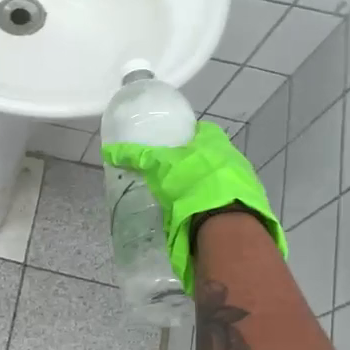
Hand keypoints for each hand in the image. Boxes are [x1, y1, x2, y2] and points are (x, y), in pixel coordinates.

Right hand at [103, 122, 285, 290]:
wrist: (223, 219)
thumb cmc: (192, 180)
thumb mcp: (157, 165)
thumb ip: (136, 156)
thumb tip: (108, 151)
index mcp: (214, 139)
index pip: (201, 130)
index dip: (186, 135)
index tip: (169, 144)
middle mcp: (231, 155)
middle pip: (208, 154)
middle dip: (190, 161)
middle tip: (168, 171)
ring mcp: (239, 181)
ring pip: (215, 177)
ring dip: (199, 184)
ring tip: (177, 193)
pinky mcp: (240, 205)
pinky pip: (219, 199)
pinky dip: (206, 203)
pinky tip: (191, 210)